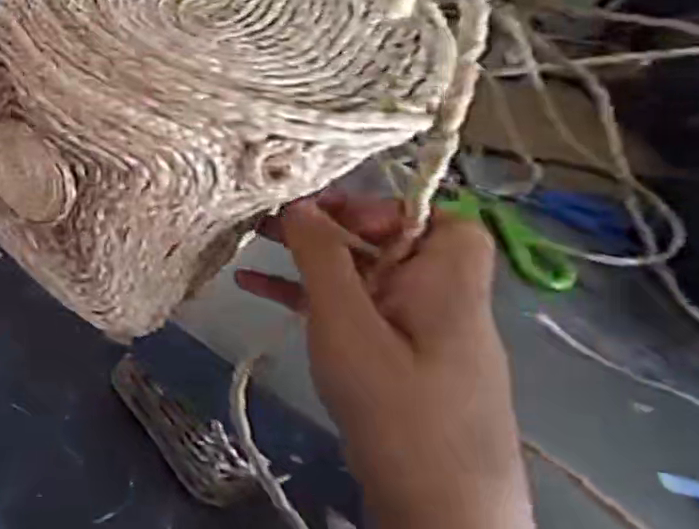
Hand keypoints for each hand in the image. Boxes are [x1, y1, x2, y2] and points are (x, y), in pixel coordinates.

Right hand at [235, 193, 531, 528]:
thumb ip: (322, 257)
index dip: (390, 205)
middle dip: (328, 225)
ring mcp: (419, 337)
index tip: (330, 212)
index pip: (447, 222)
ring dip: (309, 256)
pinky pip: (352, 310)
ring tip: (251, 239)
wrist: (440, 514)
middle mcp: (439, 305)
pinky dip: (307, 293)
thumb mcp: (347, 324)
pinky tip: (254, 288)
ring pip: (364, 275)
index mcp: (446, 289)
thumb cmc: (396, 408)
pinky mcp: (398, 364)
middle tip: (271, 217)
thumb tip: (300, 202)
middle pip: (391, 243)